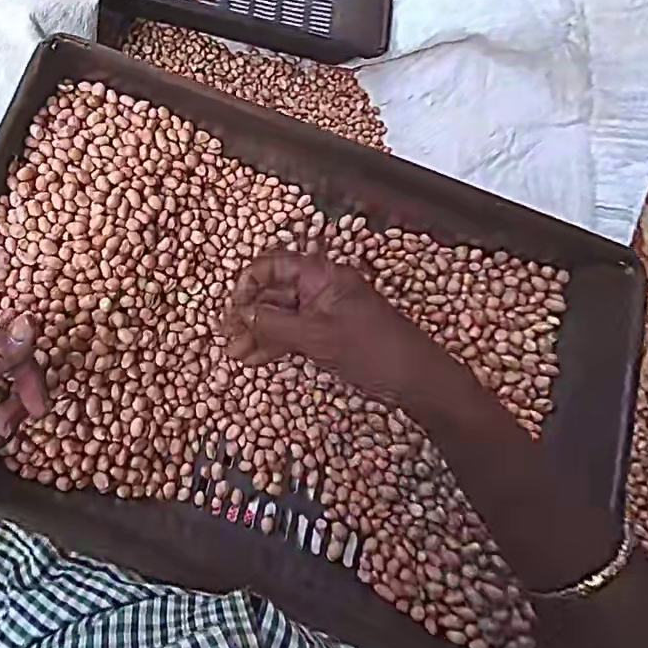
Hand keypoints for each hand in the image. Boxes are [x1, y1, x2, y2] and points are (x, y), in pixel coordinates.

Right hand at [222, 252, 471, 414]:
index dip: (249, 282)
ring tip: (236, 353)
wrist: (419, 382)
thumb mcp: (316, 337)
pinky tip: (255, 359)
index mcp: (323, 275)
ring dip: (258, 334)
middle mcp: (322, 288)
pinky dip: (276, 344)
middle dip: (249, 315)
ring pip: (282, 316)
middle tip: (228, 335)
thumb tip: (241, 314)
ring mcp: (325, 312)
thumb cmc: (374, 351)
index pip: (274, 265)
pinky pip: (294, 333)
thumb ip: (274, 324)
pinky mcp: (330, 334)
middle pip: (275, 292)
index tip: (235, 306)